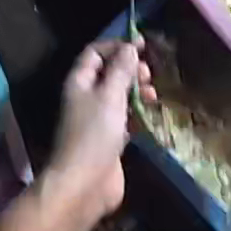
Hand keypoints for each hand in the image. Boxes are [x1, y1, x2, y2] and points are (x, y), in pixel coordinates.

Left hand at [43, 40, 150, 225]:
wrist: (85, 184)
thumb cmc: (94, 135)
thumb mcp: (110, 96)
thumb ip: (121, 71)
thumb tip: (130, 47)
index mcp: (79, 81)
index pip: (95, 52)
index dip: (116, 46)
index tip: (142, 46)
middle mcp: (85, 96)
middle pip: (108, 72)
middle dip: (129, 69)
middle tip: (147, 76)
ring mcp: (96, 118)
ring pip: (117, 94)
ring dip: (135, 90)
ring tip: (151, 96)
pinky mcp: (108, 138)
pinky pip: (123, 115)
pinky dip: (136, 111)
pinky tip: (149, 114)